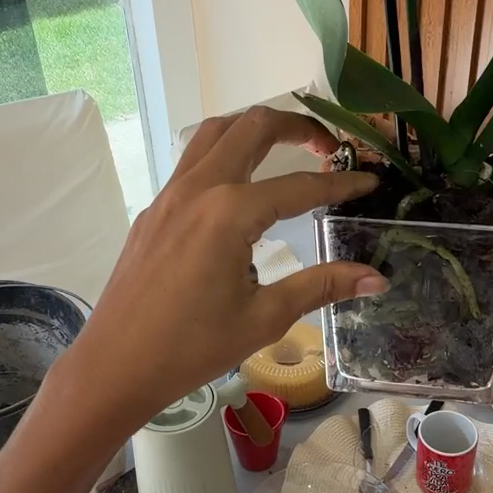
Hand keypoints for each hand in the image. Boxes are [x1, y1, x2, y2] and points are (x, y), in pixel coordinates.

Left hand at [60, 106, 386, 424]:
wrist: (116, 365)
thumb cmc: (192, 348)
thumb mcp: (265, 317)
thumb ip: (321, 286)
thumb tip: (377, 278)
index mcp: (230, 212)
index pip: (300, 186)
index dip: (341, 184)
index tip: (369, 182)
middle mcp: (198, 189)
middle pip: (251, 128)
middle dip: (297, 126)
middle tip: (329, 147)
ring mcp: (169, 196)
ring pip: (213, 134)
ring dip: (253, 129)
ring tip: (285, 148)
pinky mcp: (153, 212)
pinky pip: (191, 163)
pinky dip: (224, 156)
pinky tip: (238, 190)